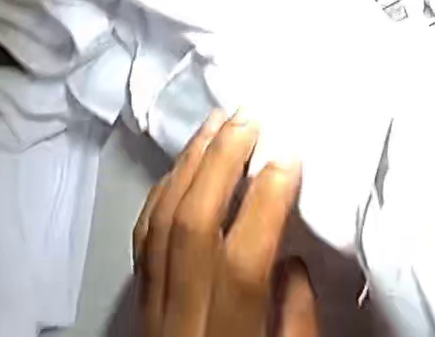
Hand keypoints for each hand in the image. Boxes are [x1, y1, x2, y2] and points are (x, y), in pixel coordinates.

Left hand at [133, 111, 319, 336]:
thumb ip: (295, 328)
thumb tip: (289, 257)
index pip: (241, 261)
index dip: (263, 202)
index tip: (289, 156)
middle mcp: (181, 318)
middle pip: (192, 222)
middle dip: (220, 161)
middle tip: (249, 118)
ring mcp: (152, 304)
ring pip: (163, 216)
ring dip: (191, 161)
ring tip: (218, 121)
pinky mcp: (139, 298)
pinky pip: (145, 229)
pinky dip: (166, 187)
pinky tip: (184, 161)